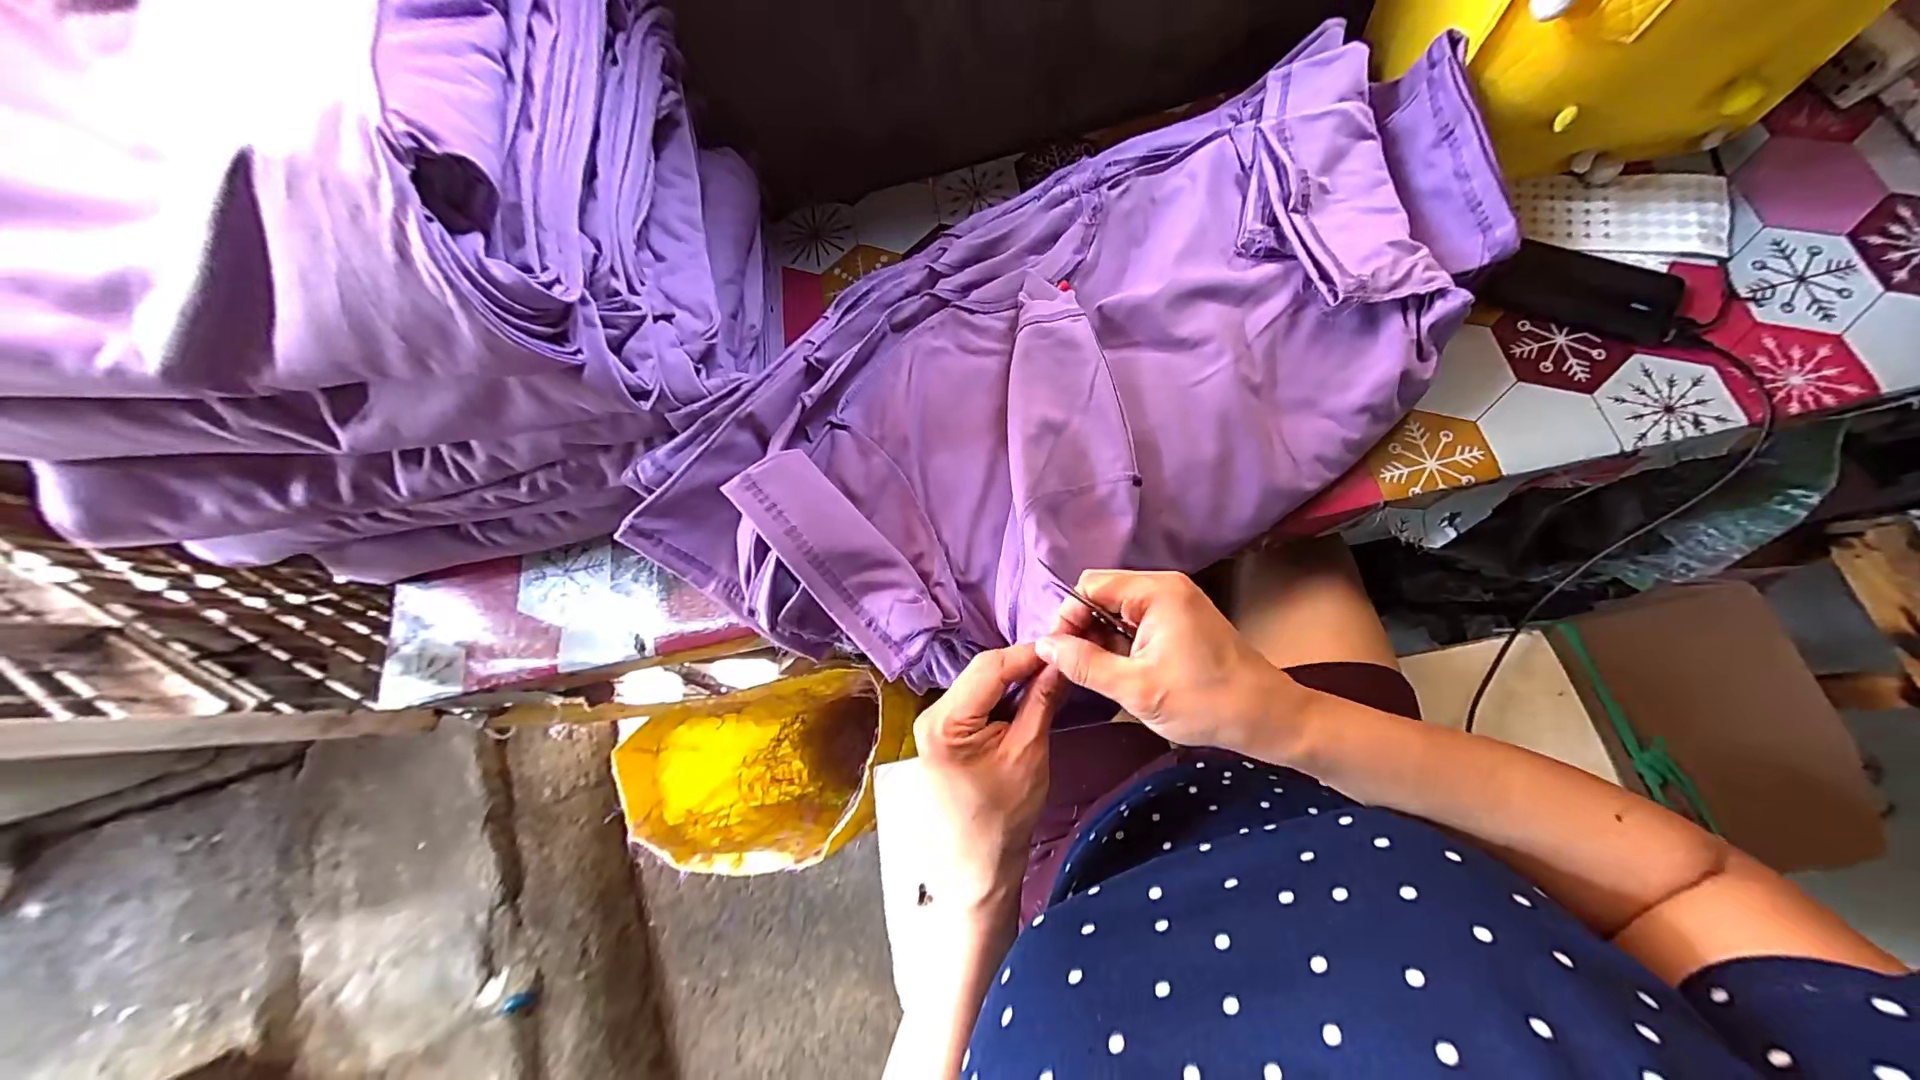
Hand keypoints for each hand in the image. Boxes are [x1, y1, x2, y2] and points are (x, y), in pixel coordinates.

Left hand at [913, 644, 1067, 911]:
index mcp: (945, 722)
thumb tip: (1059, 662)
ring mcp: (933, 721)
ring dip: (1013, 678)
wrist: (977, 863)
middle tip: (1059, 661)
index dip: (1028, 653)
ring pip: (979, 682)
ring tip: (1048, 677)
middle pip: (982, 671)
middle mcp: (931, 714)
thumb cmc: (1003, 816)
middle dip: (1022, 664)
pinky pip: (975, 699)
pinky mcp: (942, 730)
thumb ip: (1041, 700)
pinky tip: (1026, 696)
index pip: (990, 667)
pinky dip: (1001, 695)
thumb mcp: (1029, 752)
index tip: (1061, 647)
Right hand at [1037, 570, 1304, 754]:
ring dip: (1100, 637)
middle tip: (1077, 667)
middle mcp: (1164, 587)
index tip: (1062, 655)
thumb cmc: (1205, 703)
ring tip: (1099, 672)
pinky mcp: (1180, 619)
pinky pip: (1135, 620)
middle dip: (1082, 627)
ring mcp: (1175, 602)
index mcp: (1156, 592)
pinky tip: (1121, 670)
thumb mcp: (1136, 689)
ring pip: (1116, 609)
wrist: (1269, 718)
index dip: (1068, 618)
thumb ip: (1085, 664)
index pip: (1089, 587)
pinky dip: (1120, 641)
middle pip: (1102, 594)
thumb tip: (1044, 645)